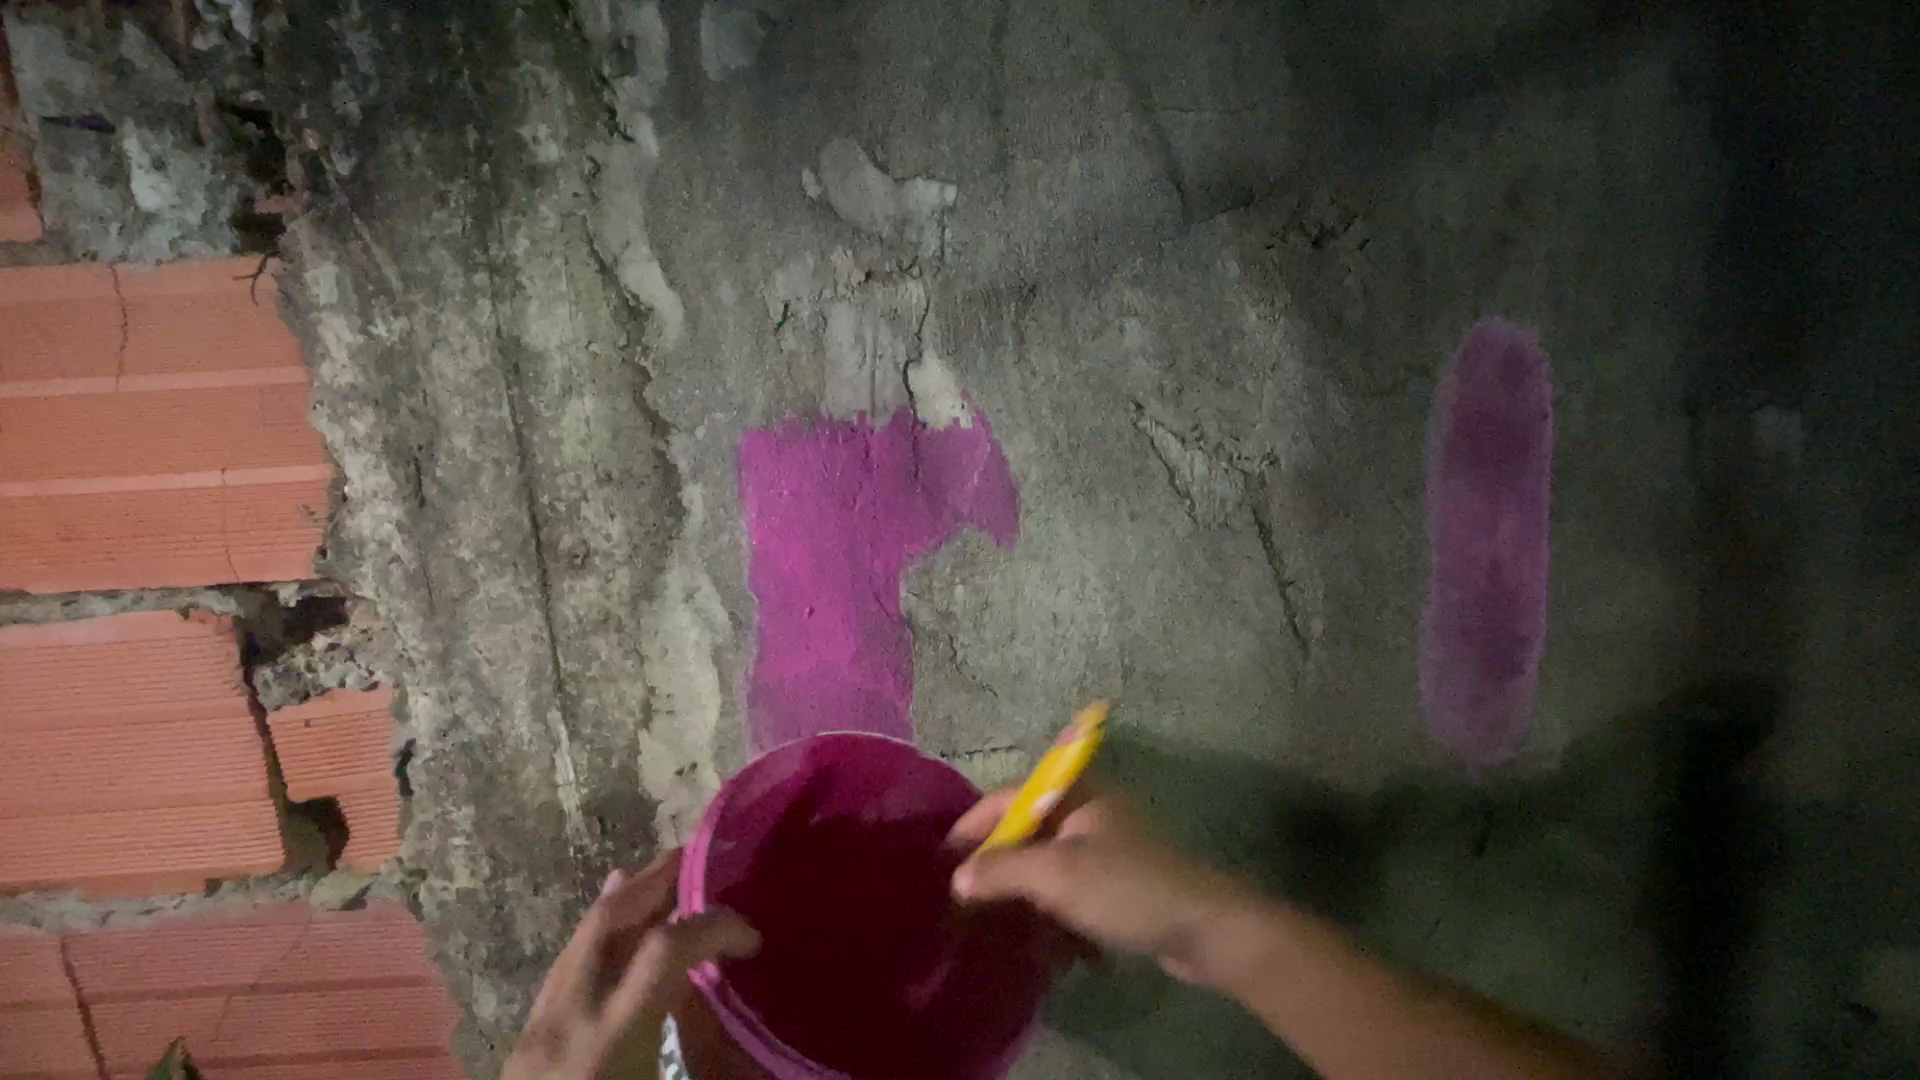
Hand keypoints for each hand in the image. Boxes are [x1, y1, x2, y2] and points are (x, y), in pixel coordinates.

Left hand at [502, 850, 760, 1079]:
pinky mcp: (521, 1041)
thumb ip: (713, 1064)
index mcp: (611, 1044)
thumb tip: (768, 1053)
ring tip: (663, 874)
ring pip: (580, 938)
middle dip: (658, 880)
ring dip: (626, 898)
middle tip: (701, 858)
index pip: (664, 950)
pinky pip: (564, 964)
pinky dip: (596, 930)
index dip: (716, 924)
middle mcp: (567, 1021)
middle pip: (608, 923)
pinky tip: (608, 913)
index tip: (752, 936)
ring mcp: (536, 1028)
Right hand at [947, 781, 1265, 985]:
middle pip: (1025, 834)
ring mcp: (1104, 848)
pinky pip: (1072, 894)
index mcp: (1072, 793)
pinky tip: (1057, 950)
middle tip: (967, 903)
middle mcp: (1085, 812)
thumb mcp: (1057, 875)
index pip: (1006, 798)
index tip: (942, 860)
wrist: (1206, 928)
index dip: (972, 827)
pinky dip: (1059, 917)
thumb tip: (958, 877)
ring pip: (1047, 869)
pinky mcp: (1117, 884)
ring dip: (1028, 901)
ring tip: (1007, 933)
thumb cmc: (1125, 886)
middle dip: (998, 870)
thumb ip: (1002, 870)